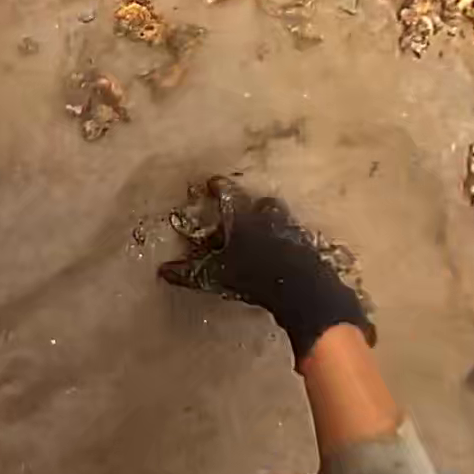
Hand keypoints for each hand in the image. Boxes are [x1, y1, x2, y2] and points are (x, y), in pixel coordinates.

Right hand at [159, 179, 372, 365]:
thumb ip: (189, 272)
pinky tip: (288, 257)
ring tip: (270, 235)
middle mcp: (268, 221)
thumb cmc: (252, 276)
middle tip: (249, 212)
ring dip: (276, 225)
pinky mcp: (312, 251)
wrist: (302, 291)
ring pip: (283, 221)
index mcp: (242, 220)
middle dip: (256, 207)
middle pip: (263, 205)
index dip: (218, 188)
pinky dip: (292, 246)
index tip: (212, 182)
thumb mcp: (214, 276)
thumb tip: (162, 271)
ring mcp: (293, 234)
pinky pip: (300, 242)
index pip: (226, 196)